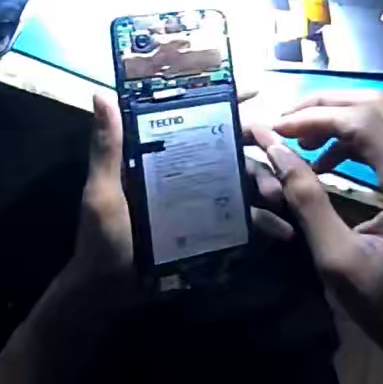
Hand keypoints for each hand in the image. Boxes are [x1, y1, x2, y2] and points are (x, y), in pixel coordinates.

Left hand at [67, 91, 295, 294]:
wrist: (110, 293)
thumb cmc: (102, 237)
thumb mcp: (102, 191)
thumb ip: (107, 148)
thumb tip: (102, 94)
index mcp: (149, 153)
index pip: (184, 117)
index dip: (215, 102)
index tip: (251, 91)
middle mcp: (174, 169)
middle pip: (219, 147)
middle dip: (251, 147)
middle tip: (279, 154)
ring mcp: (191, 198)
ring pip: (235, 180)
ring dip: (261, 183)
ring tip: (280, 196)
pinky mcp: (203, 226)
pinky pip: (238, 218)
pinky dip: (260, 222)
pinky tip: (281, 230)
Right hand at [252, 90, 382, 383]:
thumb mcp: (335, 256)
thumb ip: (303, 195)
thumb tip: (269, 146)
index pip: (361, 122)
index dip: (310, 118)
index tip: (271, 131)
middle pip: (376, 106)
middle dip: (322, 107)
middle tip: (282, 126)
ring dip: (336, 119)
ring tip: (296, 140)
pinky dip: (353, 138)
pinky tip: (324, 160)